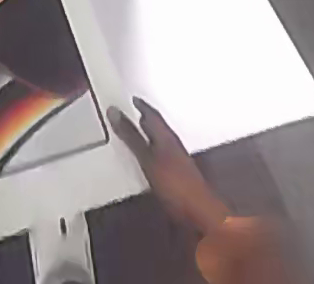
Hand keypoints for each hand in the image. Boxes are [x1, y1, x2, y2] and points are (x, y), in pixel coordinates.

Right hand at [110, 98, 230, 236]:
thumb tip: (114, 111)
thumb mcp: (147, 158)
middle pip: (158, 128)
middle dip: (146, 120)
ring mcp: (178, 162)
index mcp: (166, 137)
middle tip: (135, 113)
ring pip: (161, 142)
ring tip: (139, 134)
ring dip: (150, 136)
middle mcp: (173, 146)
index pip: (153, 115)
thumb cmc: (174, 183)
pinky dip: (153, 153)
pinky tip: (149, 162)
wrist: (200, 214)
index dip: (142, 106)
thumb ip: (130, 136)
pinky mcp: (179, 178)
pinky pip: (162, 157)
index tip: (134, 99)